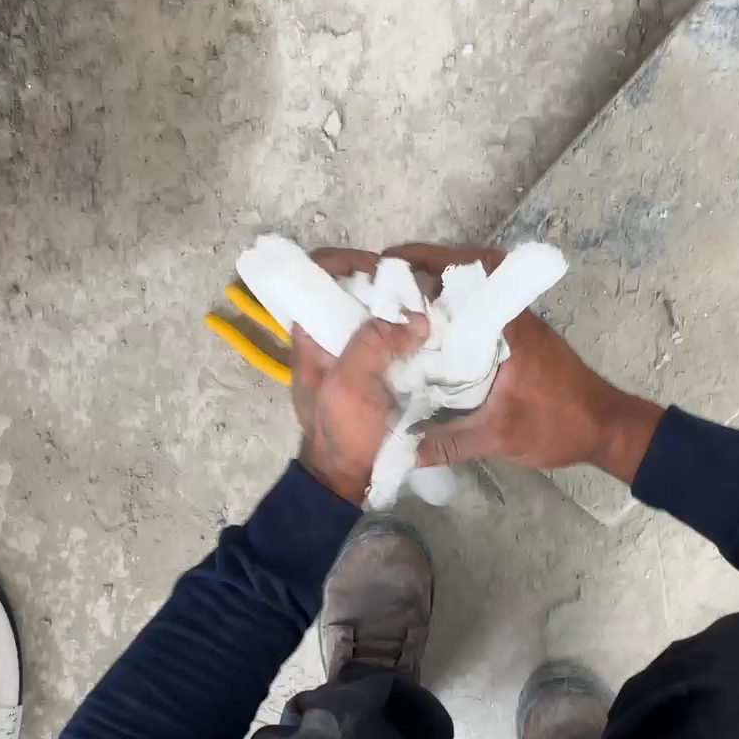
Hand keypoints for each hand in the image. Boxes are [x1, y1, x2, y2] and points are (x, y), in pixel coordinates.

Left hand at [289, 246, 421, 502]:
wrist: (344, 476)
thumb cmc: (339, 429)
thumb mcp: (349, 383)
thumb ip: (374, 343)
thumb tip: (415, 320)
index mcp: (309, 336)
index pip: (315, 278)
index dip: (344, 262)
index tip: (379, 267)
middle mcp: (327, 339)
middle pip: (349, 294)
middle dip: (382, 286)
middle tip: (413, 290)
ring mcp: (350, 356)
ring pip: (372, 317)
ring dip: (398, 310)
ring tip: (427, 308)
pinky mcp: (371, 373)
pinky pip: (388, 342)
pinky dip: (406, 334)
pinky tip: (428, 334)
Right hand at [387, 244, 663, 482]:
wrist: (607, 428)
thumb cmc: (560, 425)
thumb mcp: (500, 437)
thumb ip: (450, 444)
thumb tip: (403, 451)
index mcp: (508, 325)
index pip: (468, 271)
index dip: (427, 259)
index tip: (390, 264)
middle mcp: (512, 314)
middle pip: (466, 270)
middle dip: (425, 268)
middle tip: (385, 282)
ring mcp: (517, 323)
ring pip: (473, 290)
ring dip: (439, 287)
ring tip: (398, 301)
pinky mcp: (519, 337)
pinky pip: (479, 311)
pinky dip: (453, 311)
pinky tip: (428, 333)